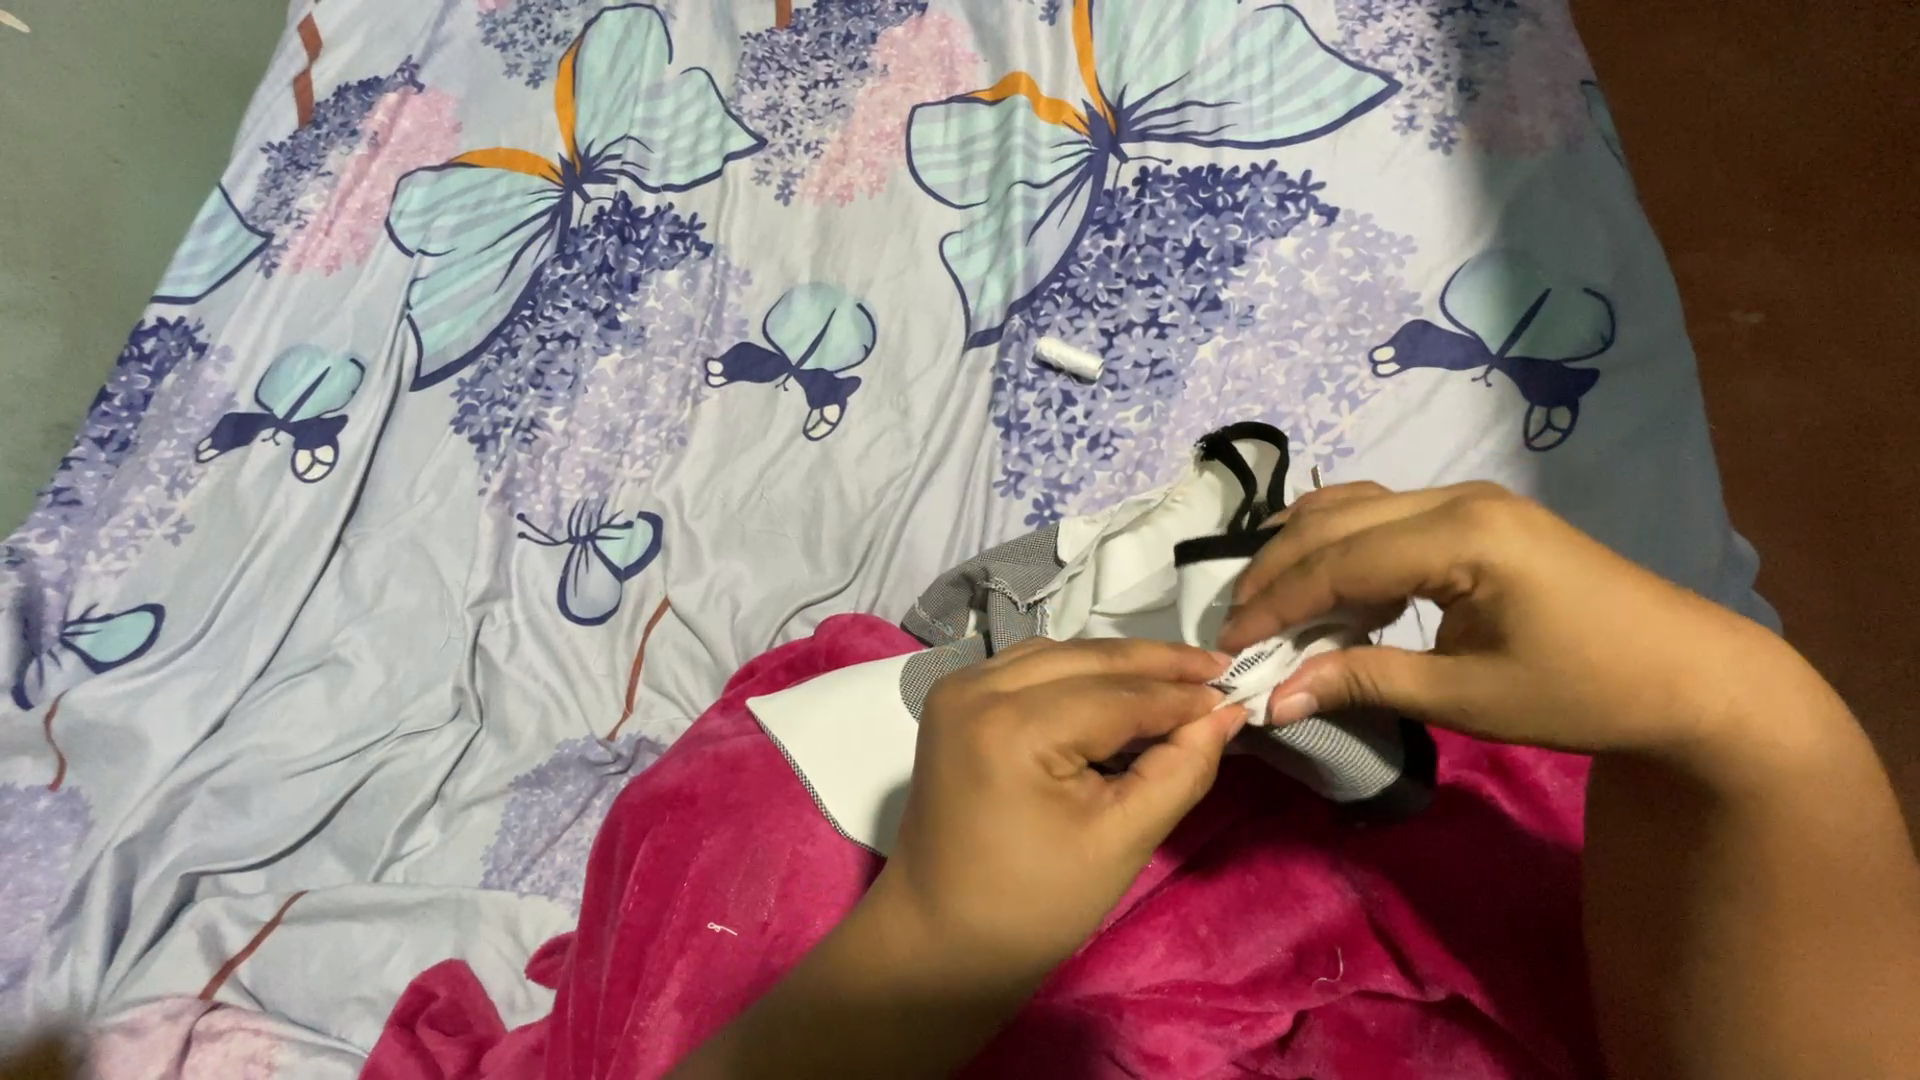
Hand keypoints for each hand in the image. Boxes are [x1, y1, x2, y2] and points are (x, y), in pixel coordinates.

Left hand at [672, 639, 1245, 1079]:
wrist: (939, 934)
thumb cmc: (1032, 905)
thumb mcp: (1120, 842)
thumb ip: (1179, 770)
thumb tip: (1225, 714)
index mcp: (1010, 727)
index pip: (1116, 697)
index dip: (1181, 696)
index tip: (1237, 691)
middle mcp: (976, 688)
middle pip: (1086, 659)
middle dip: (1156, 664)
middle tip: (1219, 667)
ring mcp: (957, 687)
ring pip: (1058, 653)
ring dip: (1117, 663)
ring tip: (1177, 677)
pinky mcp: (954, 697)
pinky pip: (1029, 666)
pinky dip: (1077, 671)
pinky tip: (1116, 686)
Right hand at [1215, 483, 1919, 1079]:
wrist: (1697, 678)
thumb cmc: (1586, 691)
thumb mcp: (1467, 696)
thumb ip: (1363, 682)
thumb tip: (1273, 700)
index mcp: (1462, 536)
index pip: (1337, 563)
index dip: (1274, 604)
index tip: (1230, 644)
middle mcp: (1455, 498)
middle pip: (1332, 524)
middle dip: (1273, 573)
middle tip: (1233, 622)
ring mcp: (1465, 498)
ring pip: (1349, 507)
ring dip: (1298, 550)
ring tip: (1260, 596)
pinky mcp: (1471, 513)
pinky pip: (1378, 511)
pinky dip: (1334, 538)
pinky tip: (1316, 569)